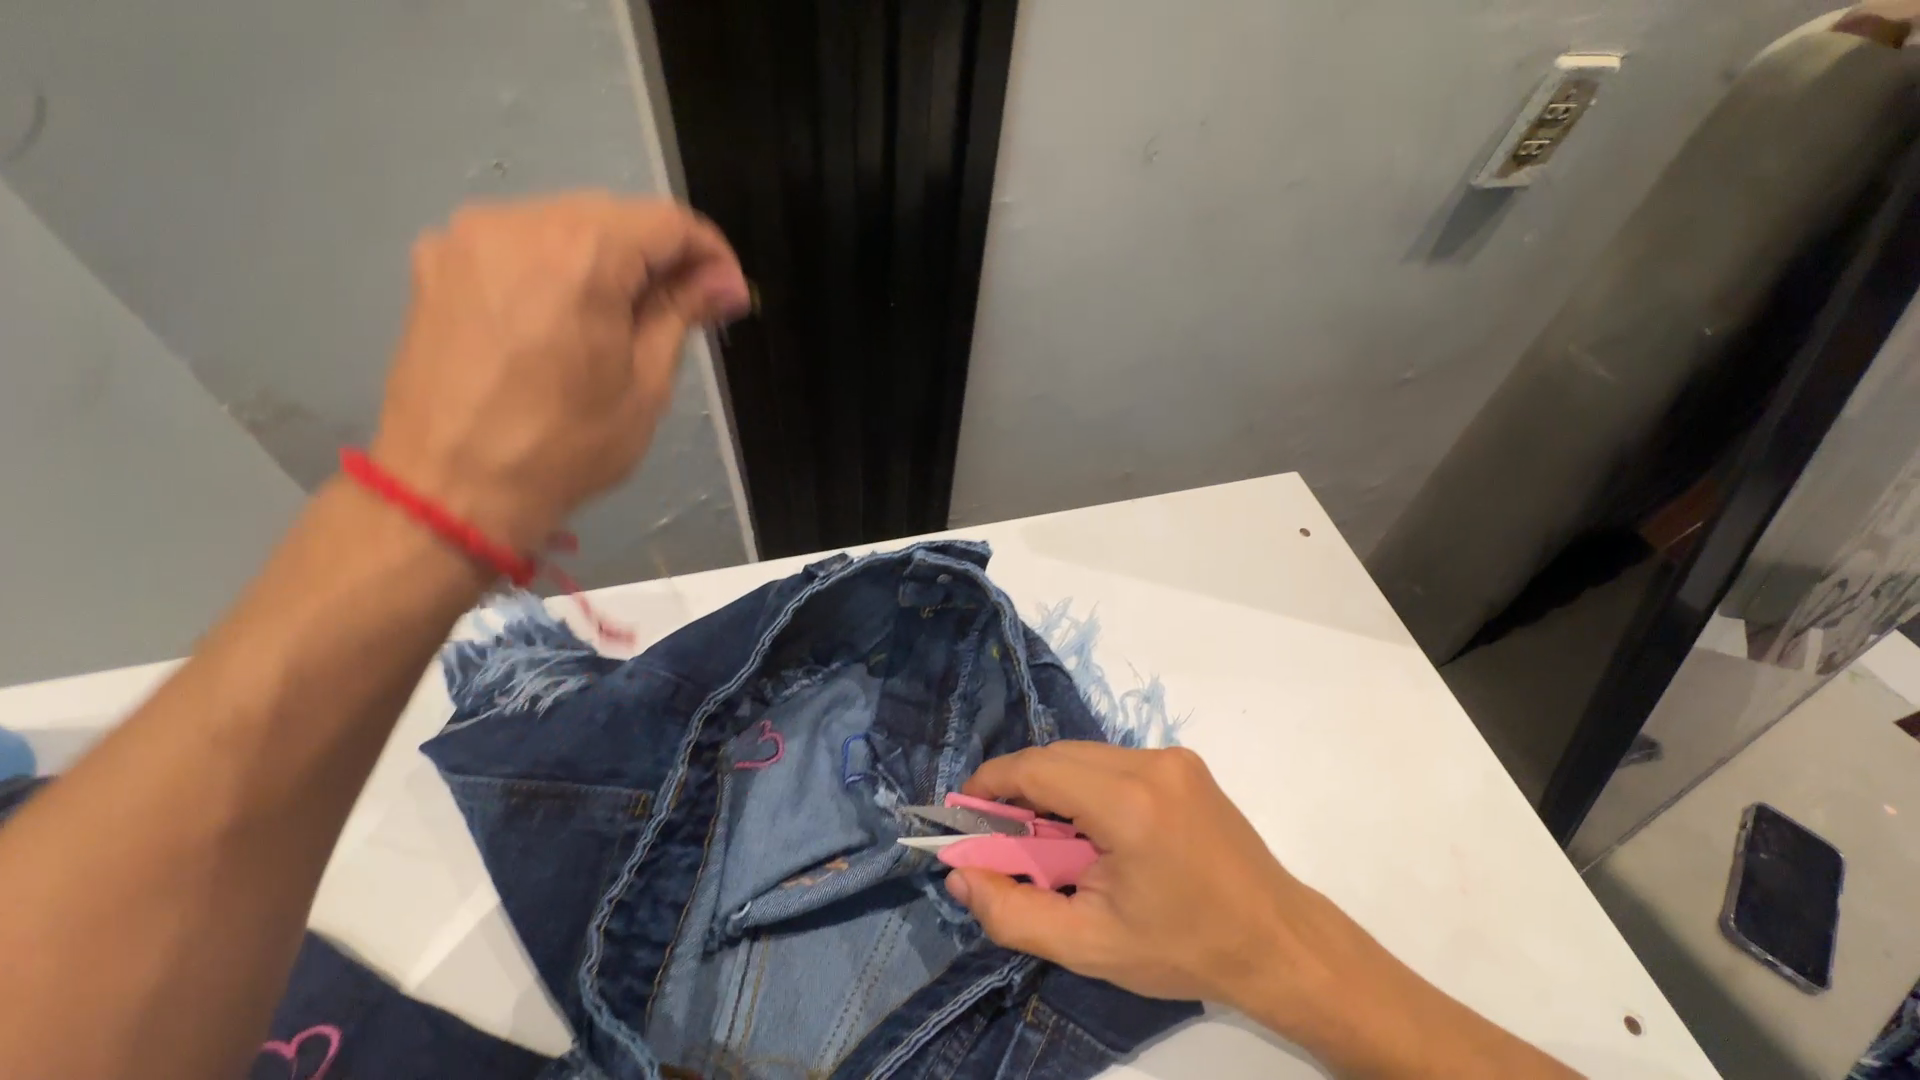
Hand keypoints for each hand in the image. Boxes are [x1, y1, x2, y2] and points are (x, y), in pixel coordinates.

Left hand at [370, 192, 748, 550]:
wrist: (450, 488)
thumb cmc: (565, 446)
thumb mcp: (645, 384)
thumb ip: (682, 312)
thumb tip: (722, 282)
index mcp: (582, 253)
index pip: (668, 222)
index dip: (711, 253)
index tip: (729, 295)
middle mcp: (519, 222)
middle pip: (614, 215)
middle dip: (660, 256)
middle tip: (689, 308)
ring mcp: (469, 237)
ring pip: (564, 225)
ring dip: (609, 259)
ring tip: (626, 316)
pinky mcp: (437, 262)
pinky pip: (518, 244)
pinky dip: (555, 266)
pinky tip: (566, 314)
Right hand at [948, 744, 1581, 1078]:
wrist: (1278, 942)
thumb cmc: (1184, 949)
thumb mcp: (1091, 945)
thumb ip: (1014, 913)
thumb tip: (960, 873)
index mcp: (1128, 805)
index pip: (1036, 769)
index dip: (991, 785)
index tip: (963, 811)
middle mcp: (1151, 764)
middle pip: (1057, 756)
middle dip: (1020, 789)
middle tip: (1003, 838)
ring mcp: (1174, 758)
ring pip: (1084, 755)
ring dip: (1054, 788)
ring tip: (1050, 844)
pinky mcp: (1185, 764)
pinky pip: (1113, 762)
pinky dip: (1086, 787)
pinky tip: (1091, 833)